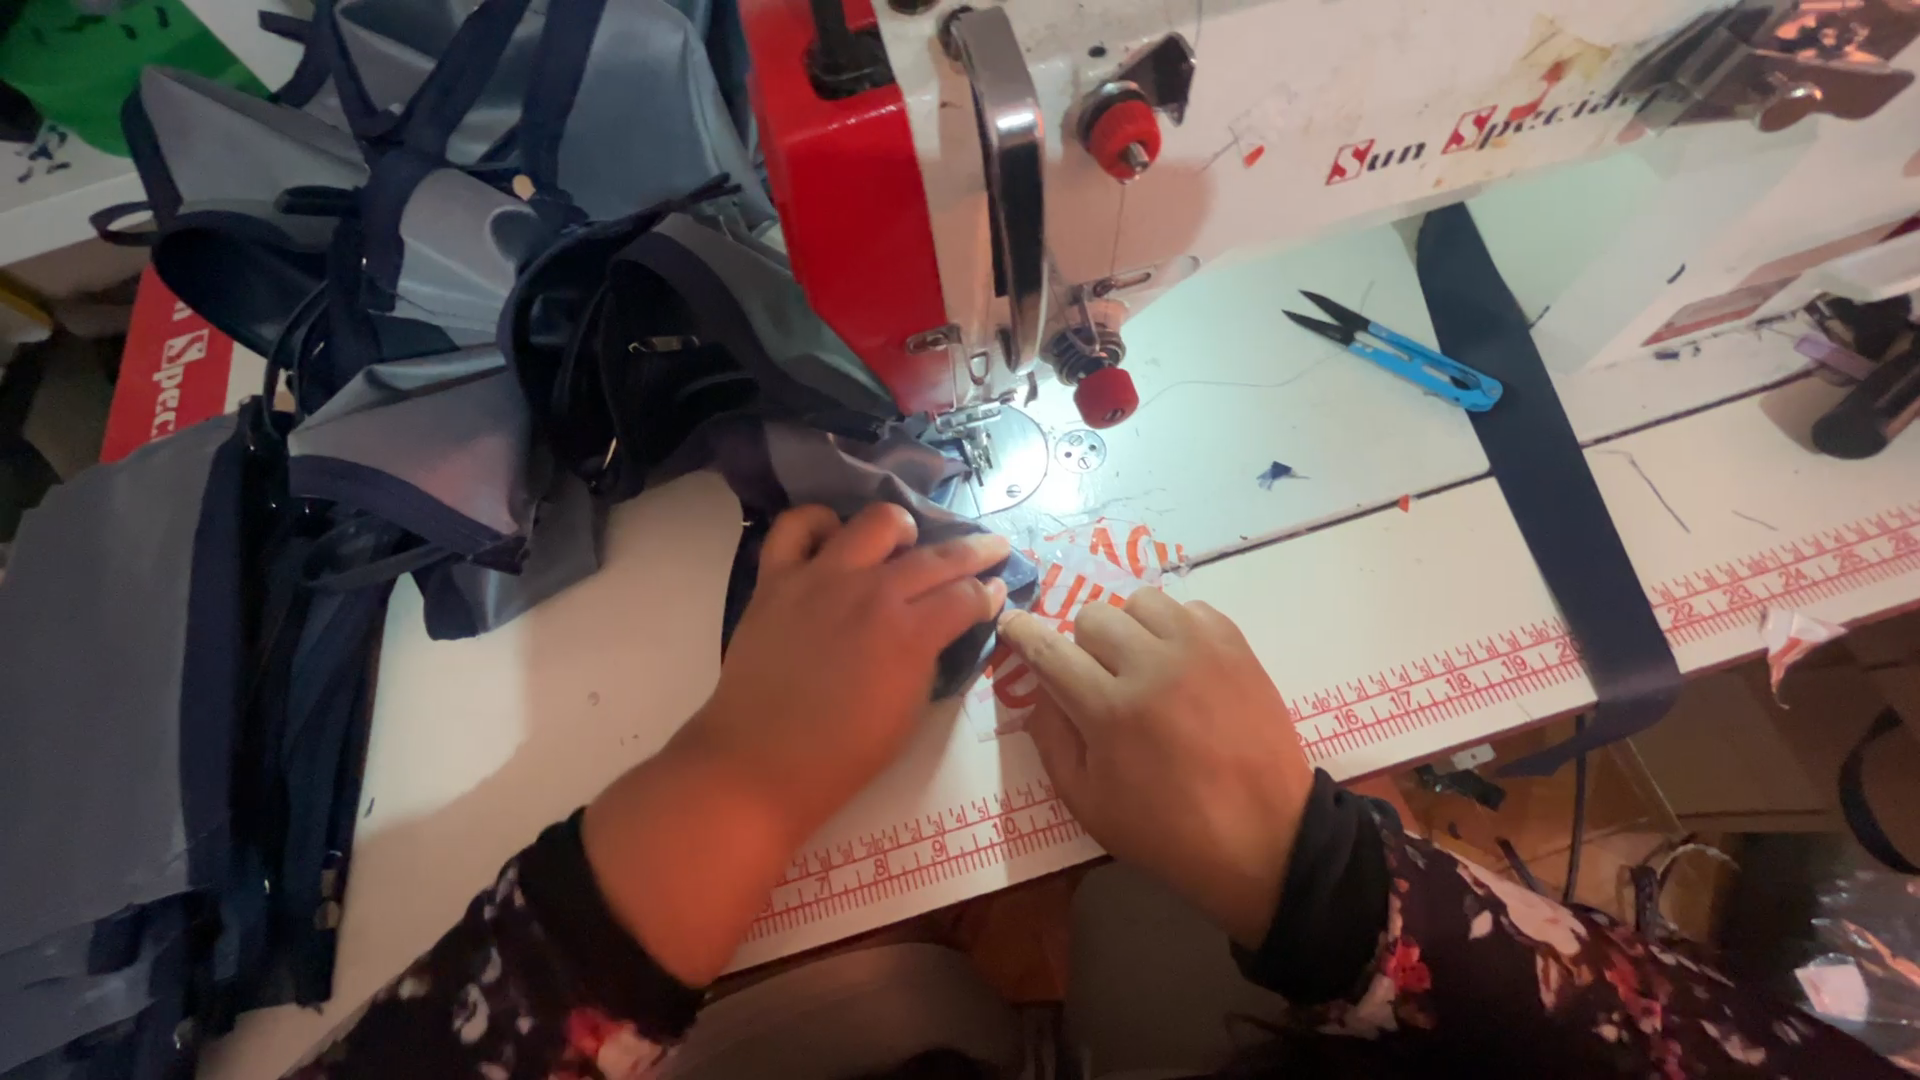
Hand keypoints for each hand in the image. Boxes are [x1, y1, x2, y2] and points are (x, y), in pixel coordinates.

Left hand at [584, 503, 1010, 983]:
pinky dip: (819, 524)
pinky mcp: (777, 578)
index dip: (990, 593)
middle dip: (977, 550)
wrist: (758, 763)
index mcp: (909, 634)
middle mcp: (871, 592)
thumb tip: (941, 625)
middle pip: (938, 555)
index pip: (967, 596)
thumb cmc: (843, 753)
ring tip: (905, 543)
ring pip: (876, 520)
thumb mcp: (909, 712)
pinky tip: (834, 539)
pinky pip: (797, 526)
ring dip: (902, 528)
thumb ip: (929, 657)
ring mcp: (820, 578)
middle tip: (992, 548)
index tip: (997, 591)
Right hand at [997, 590, 1311, 946]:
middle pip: (1092, 615)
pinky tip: (1182, 664)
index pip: (1048, 649)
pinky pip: (1188, 608)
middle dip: (1084, 646)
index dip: (1021, 632)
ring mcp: (1198, 648)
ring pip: (1140, 601)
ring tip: (1143, 665)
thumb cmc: (1167, 830)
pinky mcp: (1235, 644)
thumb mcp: (1087, 802)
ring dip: (1130, 629)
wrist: (1265, 840)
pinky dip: (1175, 629)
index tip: (1012, 624)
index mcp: (1109, 709)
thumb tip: (1040, 690)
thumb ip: (1051, 739)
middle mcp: (1151, 665)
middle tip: (1100, 680)